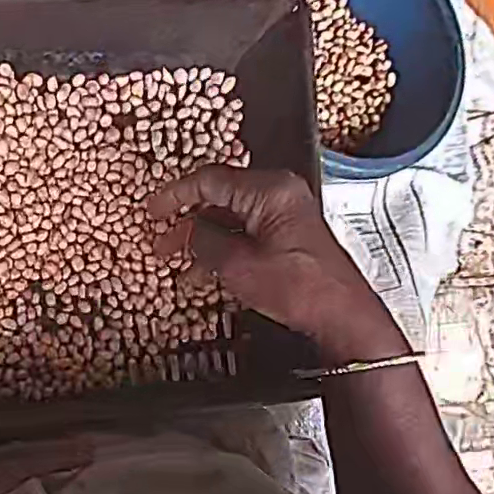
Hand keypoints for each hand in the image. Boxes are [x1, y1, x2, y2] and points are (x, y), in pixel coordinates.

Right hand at [147, 165, 408, 363]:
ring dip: (200, 239)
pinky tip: (202, 271)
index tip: (153, 210)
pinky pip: (242, 232)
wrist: (340, 314)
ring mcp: (283, 214)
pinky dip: (219, 248)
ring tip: (177, 261)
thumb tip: (187, 232)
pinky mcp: (285, 234)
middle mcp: (278, 194)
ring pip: (228, 218)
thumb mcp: (238, 265)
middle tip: (162, 241)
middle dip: (185, 222)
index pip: (209, 180)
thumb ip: (205, 241)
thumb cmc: (300, 288)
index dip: (175, 196)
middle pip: (218, 198)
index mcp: (269, 191)